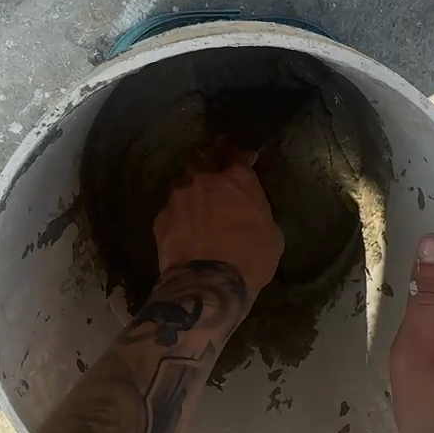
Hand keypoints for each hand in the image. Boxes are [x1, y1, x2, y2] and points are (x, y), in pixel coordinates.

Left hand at [152, 157, 283, 295]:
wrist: (210, 283)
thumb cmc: (251, 258)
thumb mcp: (272, 234)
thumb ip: (258, 212)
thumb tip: (251, 212)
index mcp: (236, 179)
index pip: (233, 151)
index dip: (232, 150)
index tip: (229, 149)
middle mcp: (204, 180)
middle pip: (201, 165)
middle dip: (205, 174)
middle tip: (211, 192)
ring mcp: (179, 197)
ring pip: (181, 187)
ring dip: (188, 196)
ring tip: (193, 216)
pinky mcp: (161, 218)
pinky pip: (169, 212)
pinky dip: (176, 219)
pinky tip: (182, 235)